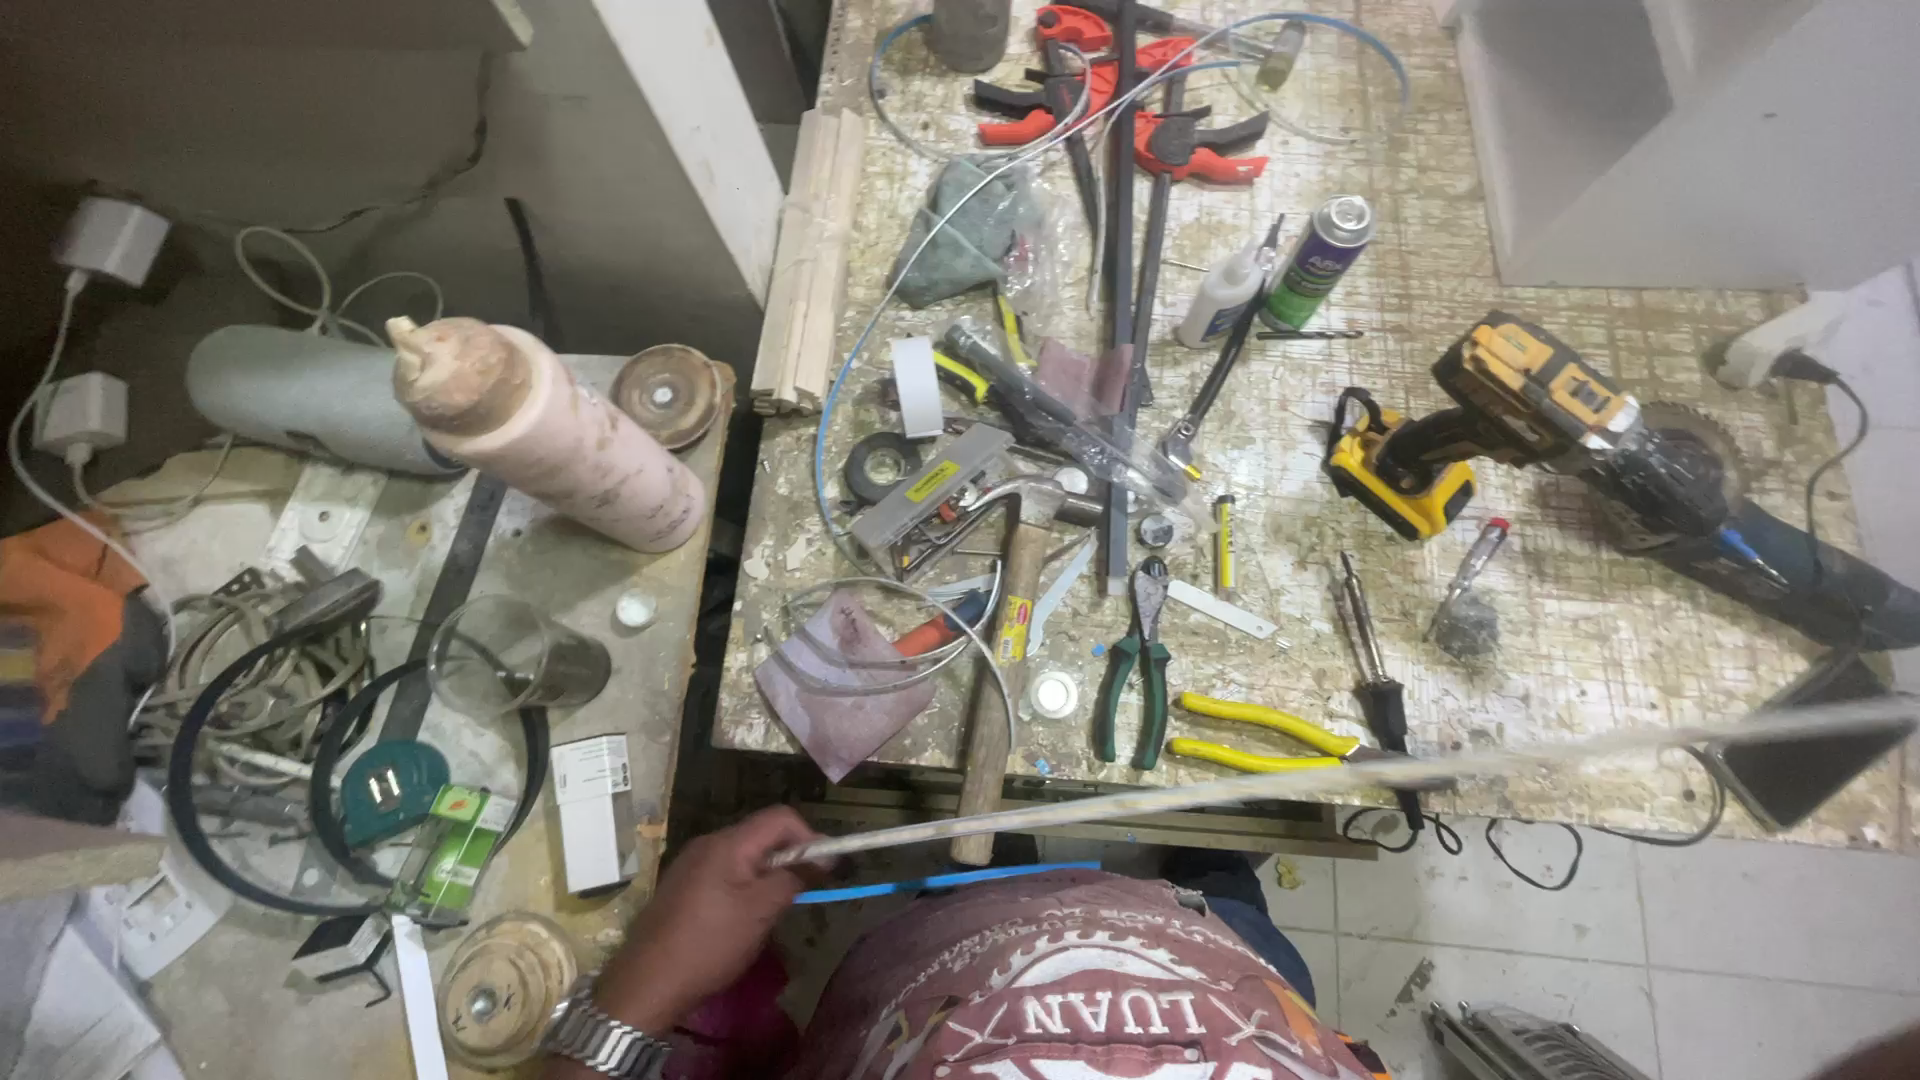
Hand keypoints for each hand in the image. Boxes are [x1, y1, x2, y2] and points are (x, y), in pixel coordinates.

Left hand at [593, 806, 822, 1031]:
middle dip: (788, 856)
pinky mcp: (681, 884)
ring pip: (744, 854)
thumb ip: (794, 877)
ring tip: (774, 908)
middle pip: (761, 834)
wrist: (644, 985)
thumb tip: (824, 857)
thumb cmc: (709, 944)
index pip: (781, 817)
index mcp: (728, 843)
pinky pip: (724, 870)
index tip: (824, 867)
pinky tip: (742, 917)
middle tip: (803, 889)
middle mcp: (709, 843)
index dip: (809, 836)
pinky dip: (744, 883)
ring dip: (767, 872)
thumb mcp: (760, 912)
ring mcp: (691, 863)